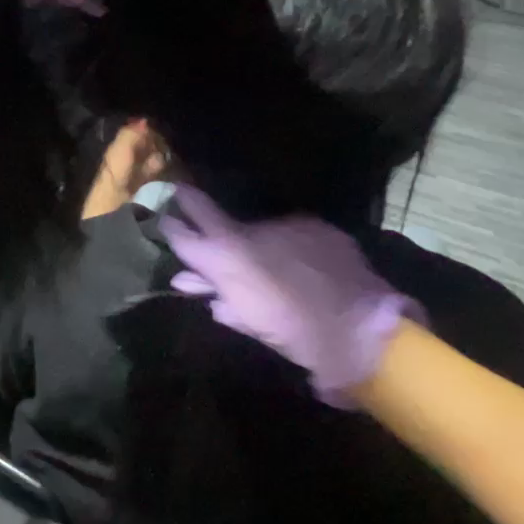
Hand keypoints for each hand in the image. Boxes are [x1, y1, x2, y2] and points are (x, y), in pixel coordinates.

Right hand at [161, 186, 421, 406]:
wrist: (358, 326)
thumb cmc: (292, 330)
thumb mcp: (245, 318)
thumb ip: (217, 296)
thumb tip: (190, 282)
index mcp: (227, 256)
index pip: (189, 233)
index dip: (174, 225)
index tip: (164, 212)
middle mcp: (251, 233)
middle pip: (216, 219)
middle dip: (197, 209)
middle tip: (182, 193)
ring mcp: (287, 226)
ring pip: (256, 232)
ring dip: (248, 242)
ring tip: (248, 258)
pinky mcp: (319, 228)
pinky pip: (291, 234)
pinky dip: (284, 246)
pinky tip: (289, 261)